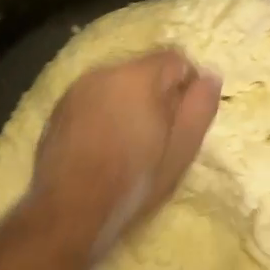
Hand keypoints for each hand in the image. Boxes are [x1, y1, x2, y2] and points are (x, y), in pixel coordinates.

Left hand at [27, 49, 221, 255]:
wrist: (69, 210)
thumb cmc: (132, 182)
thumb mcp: (180, 151)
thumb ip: (199, 108)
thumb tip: (210, 76)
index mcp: (139, 77)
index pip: (176, 59)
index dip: (188, 84)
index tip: (186, 117)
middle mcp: (105, 72)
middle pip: (144, 70)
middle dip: (158, 94)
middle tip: (160, 136)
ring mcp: (77, 88)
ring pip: (117, 84)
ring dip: (129, 102)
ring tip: (130, 143)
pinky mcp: (59, 107)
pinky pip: (93, 98)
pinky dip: (105, 112)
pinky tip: (103, 145)